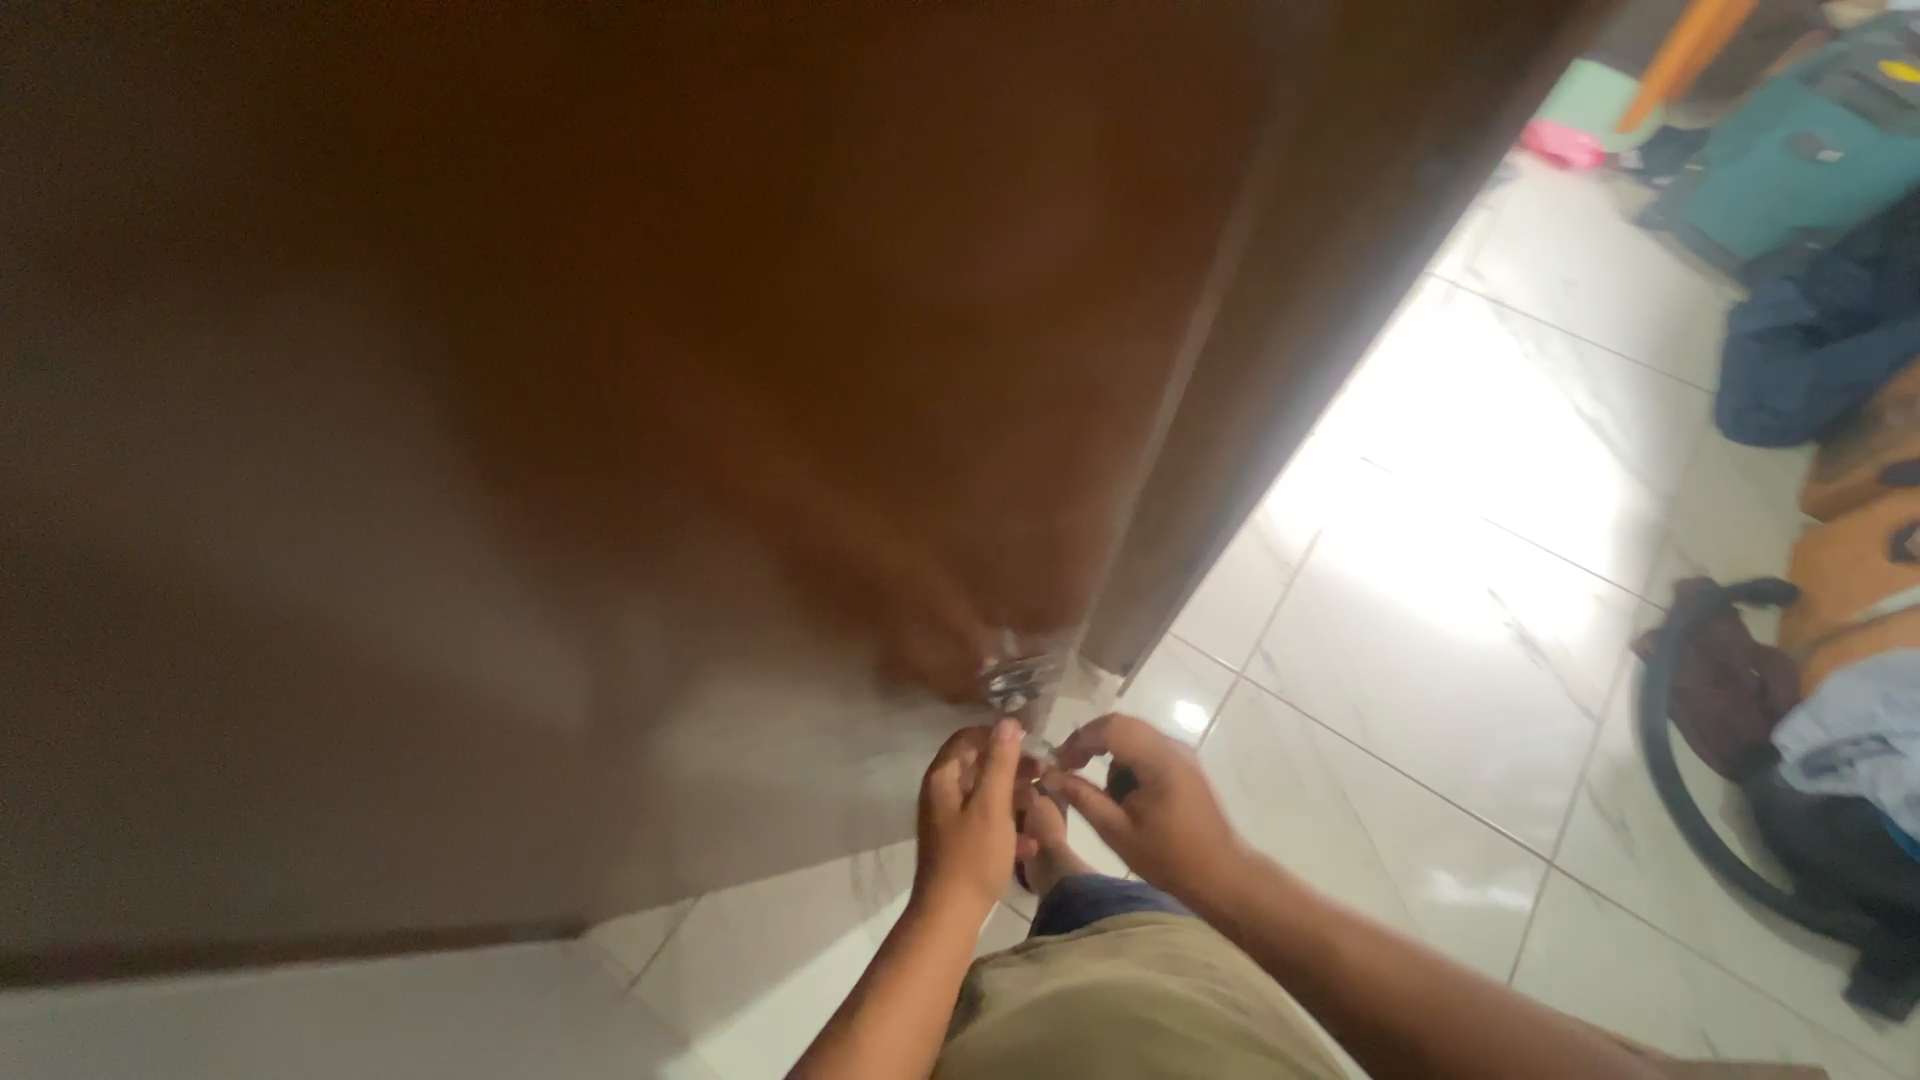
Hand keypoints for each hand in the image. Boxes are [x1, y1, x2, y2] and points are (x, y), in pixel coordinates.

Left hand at [913, 719, 1023, 921]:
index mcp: (942, 779)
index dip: (995, 734)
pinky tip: (1030, 842)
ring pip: (984, 796)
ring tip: (1041, 801)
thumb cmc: (972, 856)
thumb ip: (1000, 762)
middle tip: (1041, 770)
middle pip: (976, 766)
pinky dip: (1006, 826)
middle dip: (1009, 766)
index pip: (966, 739)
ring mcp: (948, 821)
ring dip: (1012, 795)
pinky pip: (985, 823)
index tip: (1028, 739)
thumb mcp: (992, 805)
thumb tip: (1008, 722)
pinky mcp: (958, 845)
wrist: (950, 916)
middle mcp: (941, 794)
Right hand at [1041, 712, 1249, 903]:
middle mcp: (1172, 746)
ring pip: (1134, 737)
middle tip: (1071, 770)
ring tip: (1108, 798)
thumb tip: (1049, 775)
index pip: (1111, 727)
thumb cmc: (1169, 858)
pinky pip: (1148, 750)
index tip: (1060, 763)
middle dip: (1092, 744)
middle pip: (1122, 726)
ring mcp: (1183, 754)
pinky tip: (1130, 800)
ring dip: (1113, 757)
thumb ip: (1082, 797)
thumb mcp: (1117, 831)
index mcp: (1158, 759)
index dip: (1080, 739)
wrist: (1224, 877)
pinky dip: (1130, 764)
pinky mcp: (1187, 765)